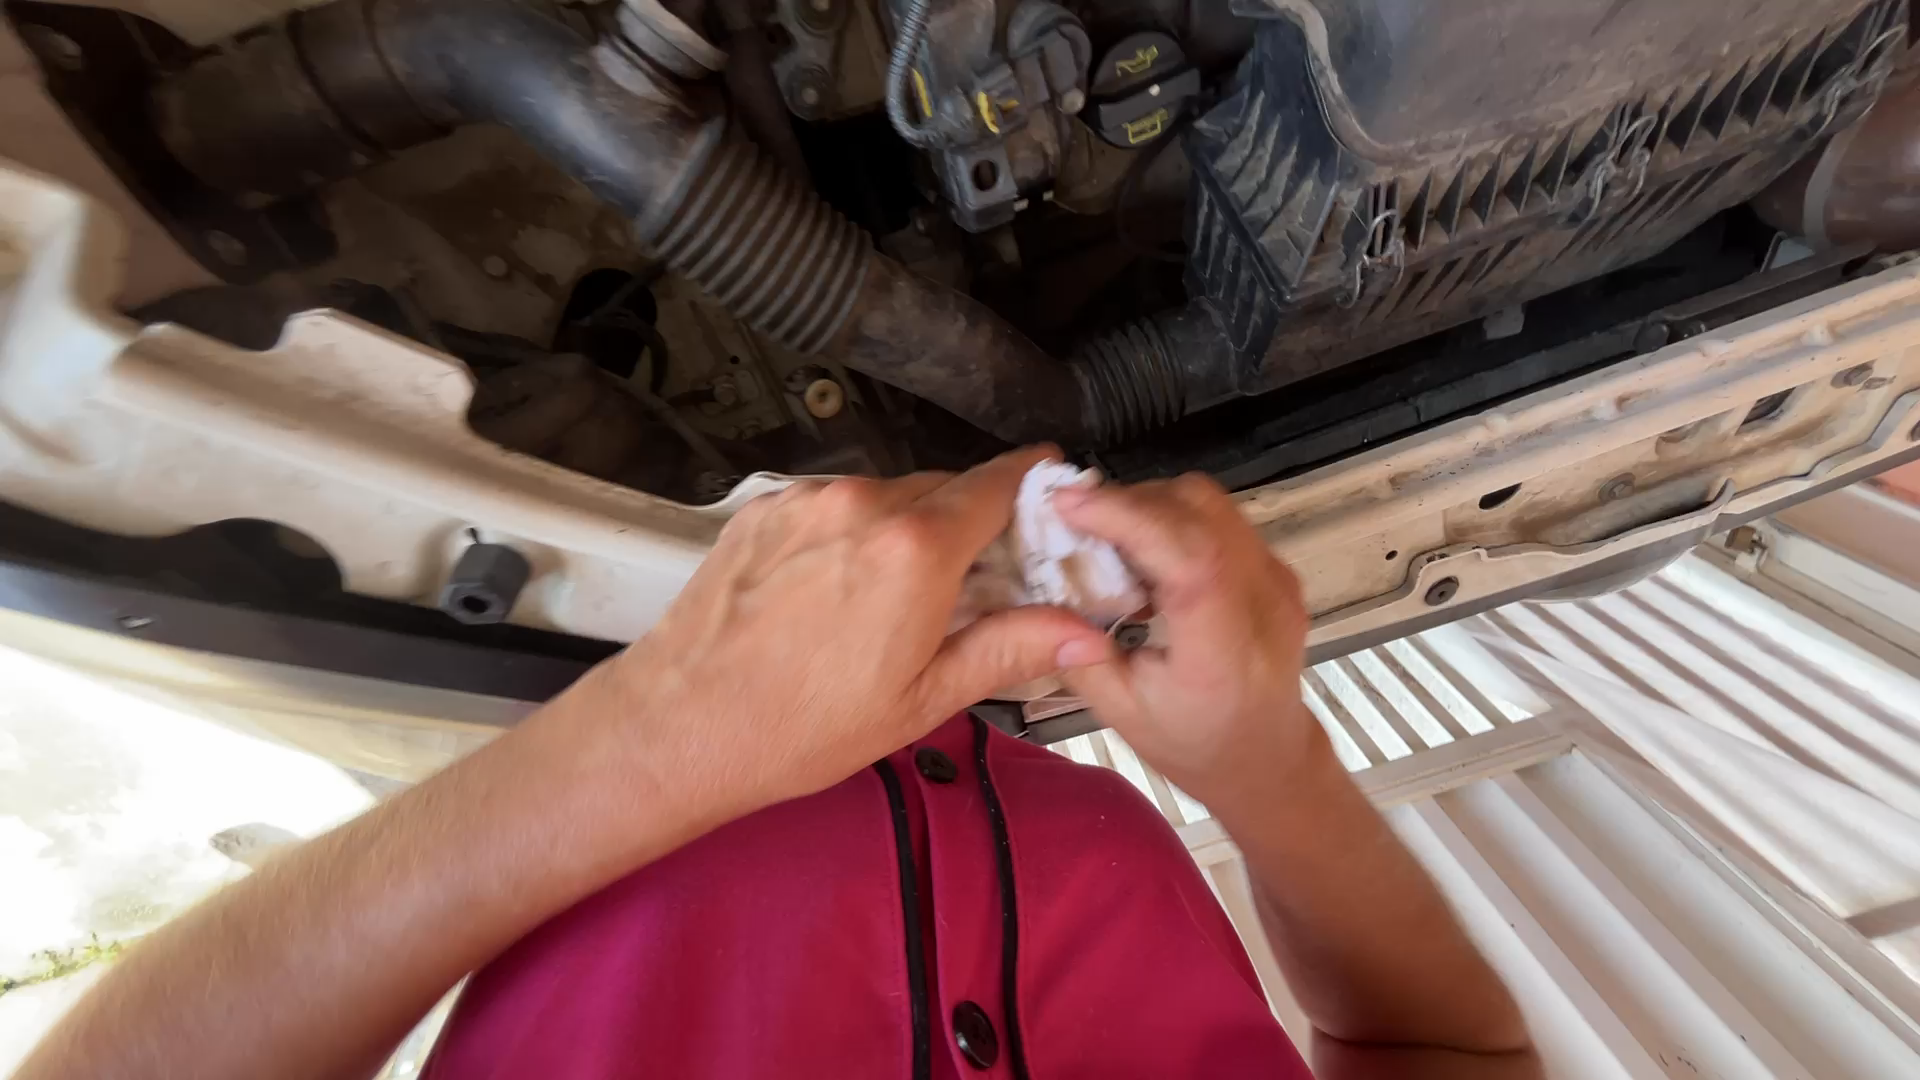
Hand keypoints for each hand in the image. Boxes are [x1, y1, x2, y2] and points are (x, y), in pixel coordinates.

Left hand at [536, 447, 1115, 834]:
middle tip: (975, 569)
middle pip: (942, 488)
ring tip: (895, 586)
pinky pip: (835, 501)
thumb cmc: (808, 727)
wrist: (676, 727)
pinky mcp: (764, 506)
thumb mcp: (923, 699)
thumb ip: (1010, 649)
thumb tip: (1089, 633)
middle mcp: (862, 502)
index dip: (1030, 478)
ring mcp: (806, 498)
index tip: (1051, 478)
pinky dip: (855, 526)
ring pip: (887, 492)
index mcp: (915, 548)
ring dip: (909, 524)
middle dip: (970, 518)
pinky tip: (835, 578)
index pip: (995, 484)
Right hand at [1053, 474, 1326, 809]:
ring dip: (1149, 502)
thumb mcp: (1120, 712)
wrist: (1267, 757)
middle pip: (1198, 511)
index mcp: (1224, 651)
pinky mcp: (1273, 566)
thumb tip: (1039, 585)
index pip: (1190, 558)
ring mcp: (1275, 578)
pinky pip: (1216, 515)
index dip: (1128, 517)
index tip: (1067, 505)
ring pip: (1207, 501)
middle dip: (1128, 501)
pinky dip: (1170, 514)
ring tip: (1108, 532)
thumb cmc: (1191, 743)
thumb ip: (1078, 651)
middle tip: (1076, 521)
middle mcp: (1263, 602)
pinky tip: (1143, 548)